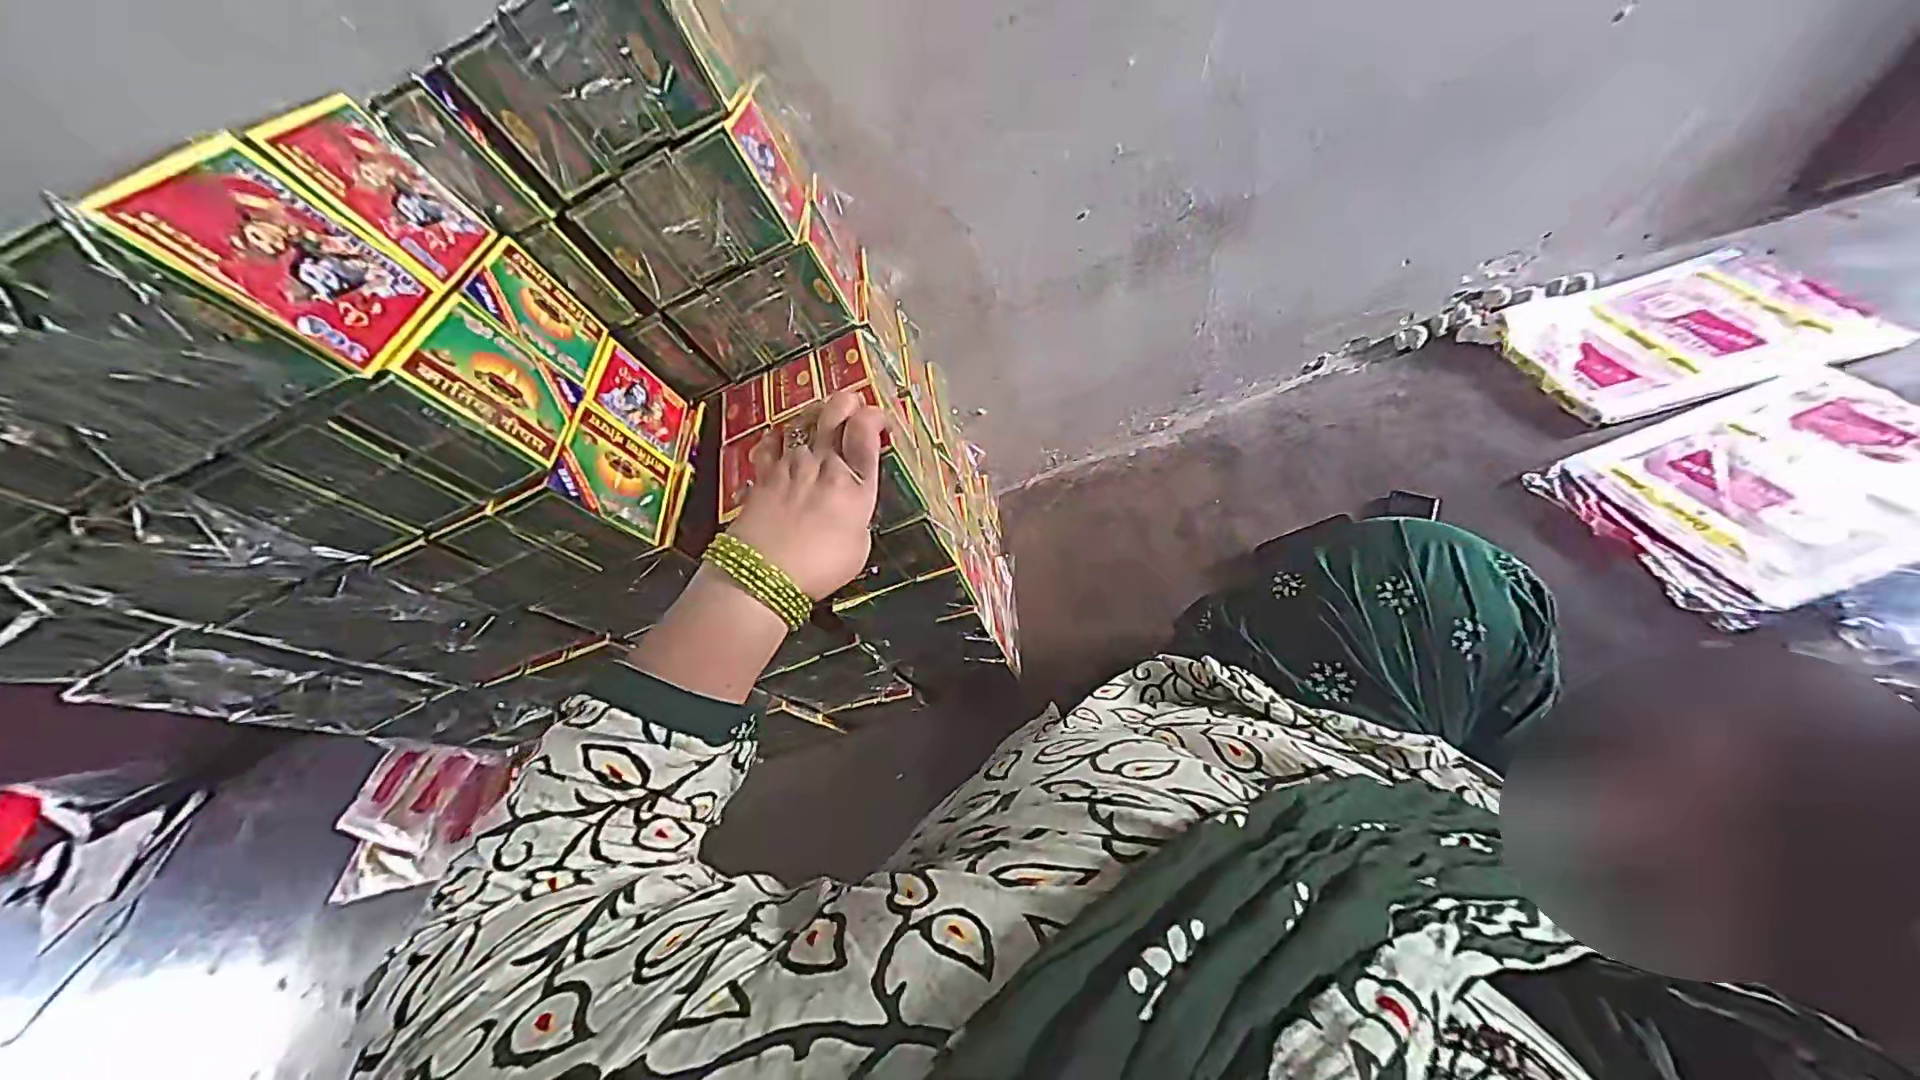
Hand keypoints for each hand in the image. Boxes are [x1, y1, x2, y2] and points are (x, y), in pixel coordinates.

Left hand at [728, 389, 885, 599]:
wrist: (764, 574)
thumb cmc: (820, 568)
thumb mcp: (858, 548)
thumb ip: (857, 517)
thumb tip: (848, 506)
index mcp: (856, 484)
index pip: (867, 431)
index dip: (875, 416)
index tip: (879, 420)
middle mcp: (824, 465)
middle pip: (835, 413)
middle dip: (847, 401)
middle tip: (853, 404)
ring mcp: (790, 465)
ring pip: (802, 422)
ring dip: (815, 417)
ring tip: (820, 420)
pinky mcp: (763, 473)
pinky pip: (771, 441)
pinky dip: (779, 437)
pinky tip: (782, 440)